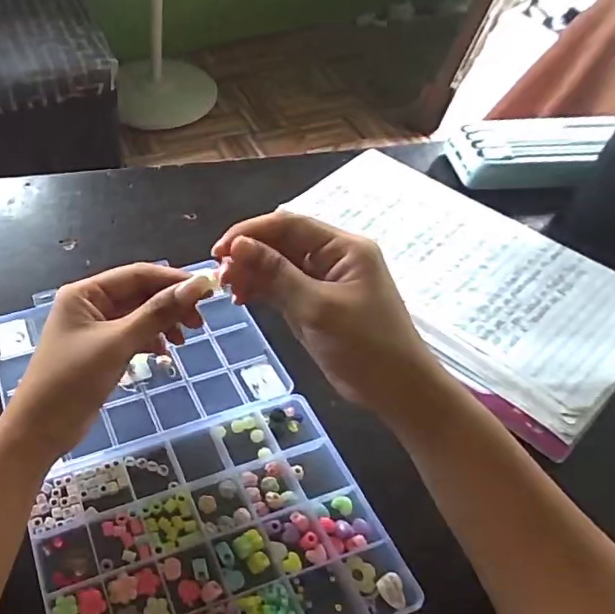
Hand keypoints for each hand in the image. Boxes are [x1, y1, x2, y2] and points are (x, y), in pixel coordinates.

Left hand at [6, 263, 211, 458]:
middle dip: (170, 304)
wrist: (41, 427)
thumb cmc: (73, 379)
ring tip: (184, 340)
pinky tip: (163, 351)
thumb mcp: (118, 343)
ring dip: (163, 324)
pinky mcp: (100, 352)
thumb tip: (195, 286)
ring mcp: (95, 330)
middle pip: (139, 294)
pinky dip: (150, 340)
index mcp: (85, 293)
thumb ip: (157, 313)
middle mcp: (89, 305)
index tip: (207, 291)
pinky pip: (132, 336)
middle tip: (199, 321)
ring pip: (138, 317)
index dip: (173, 280)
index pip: (137, 275)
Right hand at [212, 211, 442, 422]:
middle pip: (282, 243)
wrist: (396, 388)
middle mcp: (333, 258)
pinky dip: (262, 291)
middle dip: (248, 254)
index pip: (289, 225)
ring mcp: (324, 282)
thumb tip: (238, 246)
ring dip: (252, 273)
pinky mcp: (316, 305)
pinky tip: (242, 299)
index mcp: (343, 248)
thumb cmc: (364, 345)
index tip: (218, 251)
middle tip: (219, 276)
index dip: (250, 233)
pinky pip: (283, 288)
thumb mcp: (316, 307)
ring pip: (279, 266)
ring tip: (228, 290)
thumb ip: (276, 274)